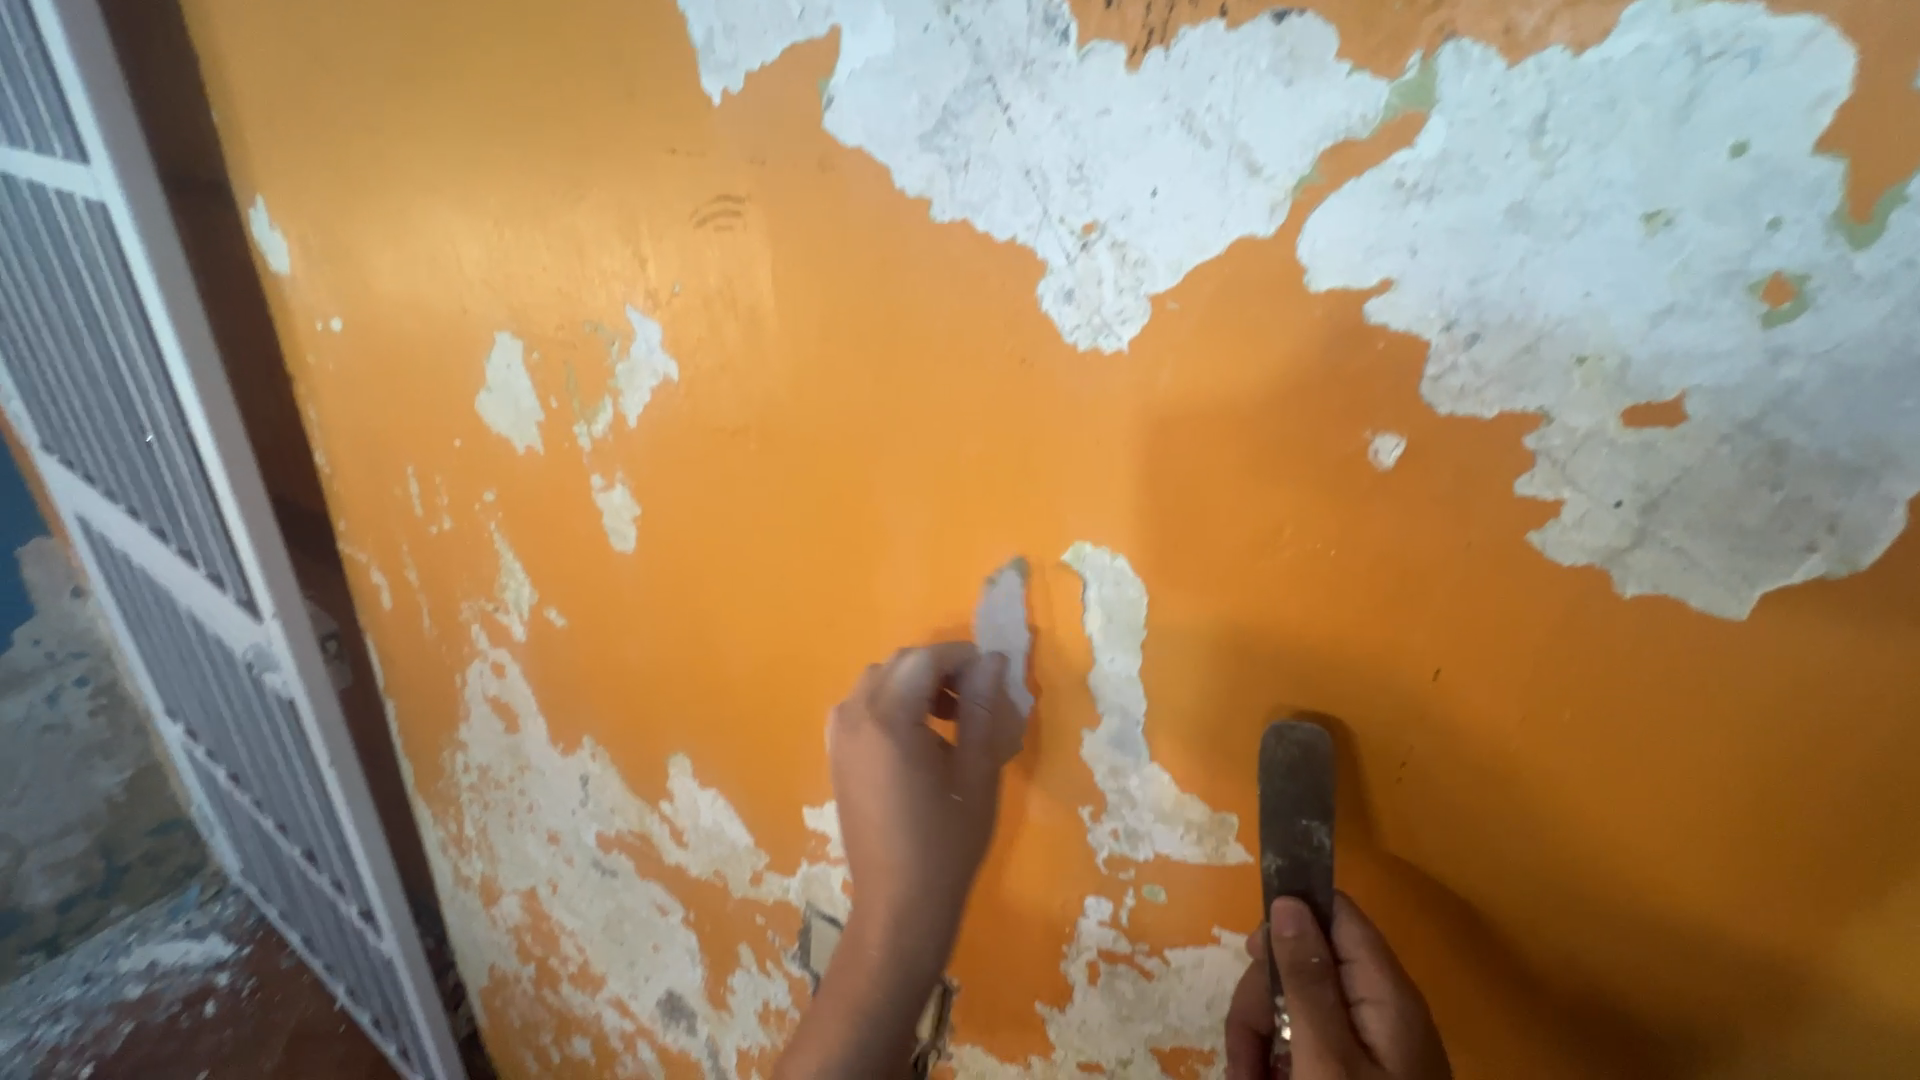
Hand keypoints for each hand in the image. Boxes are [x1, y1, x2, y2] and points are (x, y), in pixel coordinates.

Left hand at [777, 643, 1025, 1079]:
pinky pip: (862, 707)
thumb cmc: (946, 841)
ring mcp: (838, 737)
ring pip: (878, 682)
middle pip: (898, 665)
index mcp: (888, 719)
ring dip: (914, 685)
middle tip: (975, 700)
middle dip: (939, 669)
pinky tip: (917, 739)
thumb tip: (993, 661)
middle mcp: (854, 717)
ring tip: (950, 720)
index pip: (925, 659)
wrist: (898, 904)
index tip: (992, 676)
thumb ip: (983, 708)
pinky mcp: (835, 755)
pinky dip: (891, 704)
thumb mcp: (978, 772)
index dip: (962, 657)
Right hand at [1226, 893, 1449, 1079]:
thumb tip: (1289, 901)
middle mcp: (1376, 1006)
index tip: (1249, 950)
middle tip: (1245, 1053)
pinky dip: (1274, 1060)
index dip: (1290, 915)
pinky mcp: (1354, 1069)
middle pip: (1302, 961)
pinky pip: (1301, 1041)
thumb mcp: (1328, 1060)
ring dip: (1258, 1038)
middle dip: (1261, 1000)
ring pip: (1292, 1004)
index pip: (1336, 912)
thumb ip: (1308, 979)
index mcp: (1382, 992)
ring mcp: (1366, 1041)